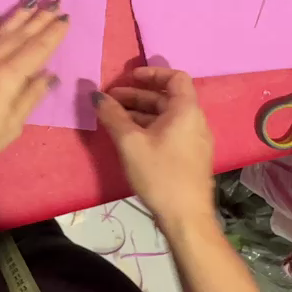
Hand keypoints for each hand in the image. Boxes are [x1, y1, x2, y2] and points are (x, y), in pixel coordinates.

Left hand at [0, 0, 69, 194]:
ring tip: (32, 1)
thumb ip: (29, 97)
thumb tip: (48, 75)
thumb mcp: (10, 127)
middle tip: (55, 3)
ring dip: (17, 16)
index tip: (66, 19)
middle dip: (39, 19)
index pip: (36, 49)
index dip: (52, 34)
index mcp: (7, 78)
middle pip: (19, 35)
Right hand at [92, 67, 215, 230]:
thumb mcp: (130, 142)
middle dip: (136, 95)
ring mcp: (194, 140)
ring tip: (113, 118)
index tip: (128, 78)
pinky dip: (148, 127)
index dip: (152, 73)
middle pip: (166, 97)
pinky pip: (168, 131)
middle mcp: (194, 120)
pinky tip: (128, 137)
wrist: (186, 218)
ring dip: (139, 112)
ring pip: (165, 116)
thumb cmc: (160, 174)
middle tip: (109, 101)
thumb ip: (112, 115)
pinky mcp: (189, 156)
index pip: (175, 77)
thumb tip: (96, 95)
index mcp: (186, 111)